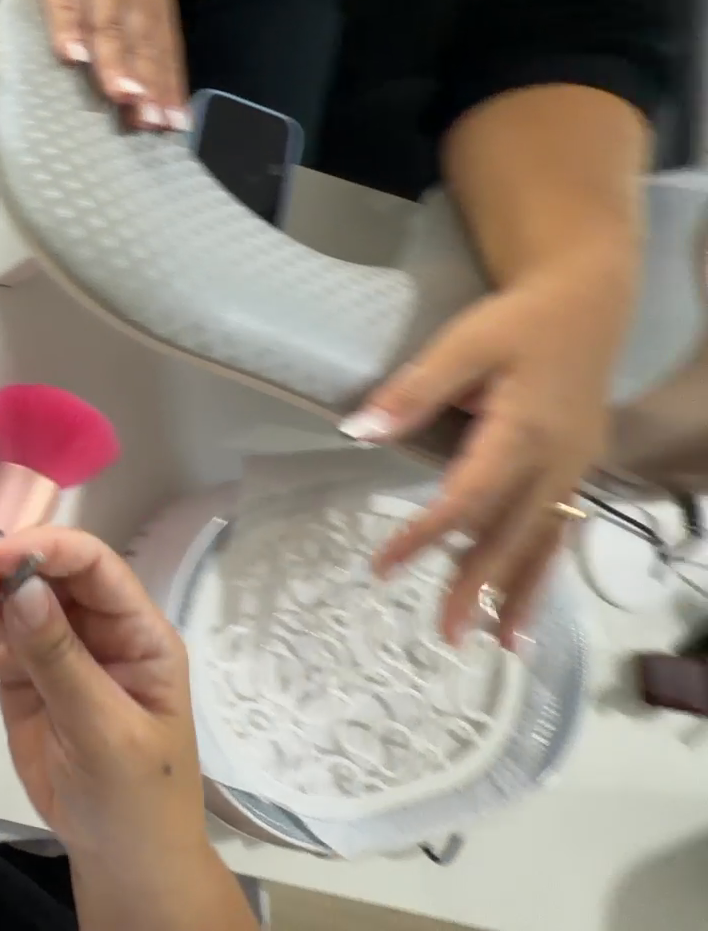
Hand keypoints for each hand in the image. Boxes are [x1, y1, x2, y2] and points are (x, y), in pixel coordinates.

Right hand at [0, 529, 205, 867]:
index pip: (90, 566)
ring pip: (1, 597)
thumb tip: (22, 589)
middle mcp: (92, 625)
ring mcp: (50, 643)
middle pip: (37, 573)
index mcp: (135, 632)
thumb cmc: (134, 797)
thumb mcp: (104, 731)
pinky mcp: (16, 666)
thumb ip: (61, 658)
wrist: (117, 856)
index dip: (40, 550)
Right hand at [30, 0, 186, 131]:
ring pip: (110, 30)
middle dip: (148, 83)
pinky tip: (68, 56)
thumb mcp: (137, 2)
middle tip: (151, 120)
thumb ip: (141, 50)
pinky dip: (68, 30)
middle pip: (141, 47)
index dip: (168, 89)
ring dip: (116, 63)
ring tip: (120, 94)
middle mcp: (132, 2)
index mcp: (152, 11)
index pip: (164, 55)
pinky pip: (67, 7)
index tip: (172, 127)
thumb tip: (145, 103)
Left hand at [343, 256, 635, 644]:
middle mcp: (556, 461)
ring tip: (500, 642)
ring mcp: (573, 468)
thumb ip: (411, 392)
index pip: (464, 498)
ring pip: (544, 542)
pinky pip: (559, 529)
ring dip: (520, 593)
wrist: (585, 302)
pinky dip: (543, 568)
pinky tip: (529, 598)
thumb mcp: (460, 346)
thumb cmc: (515, 323)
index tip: (384, 568)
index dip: (424, 535)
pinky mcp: (574, 466)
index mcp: (523, 433)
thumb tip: (358, 431)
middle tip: (446, 635)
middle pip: (511, 536)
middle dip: (478, 588)